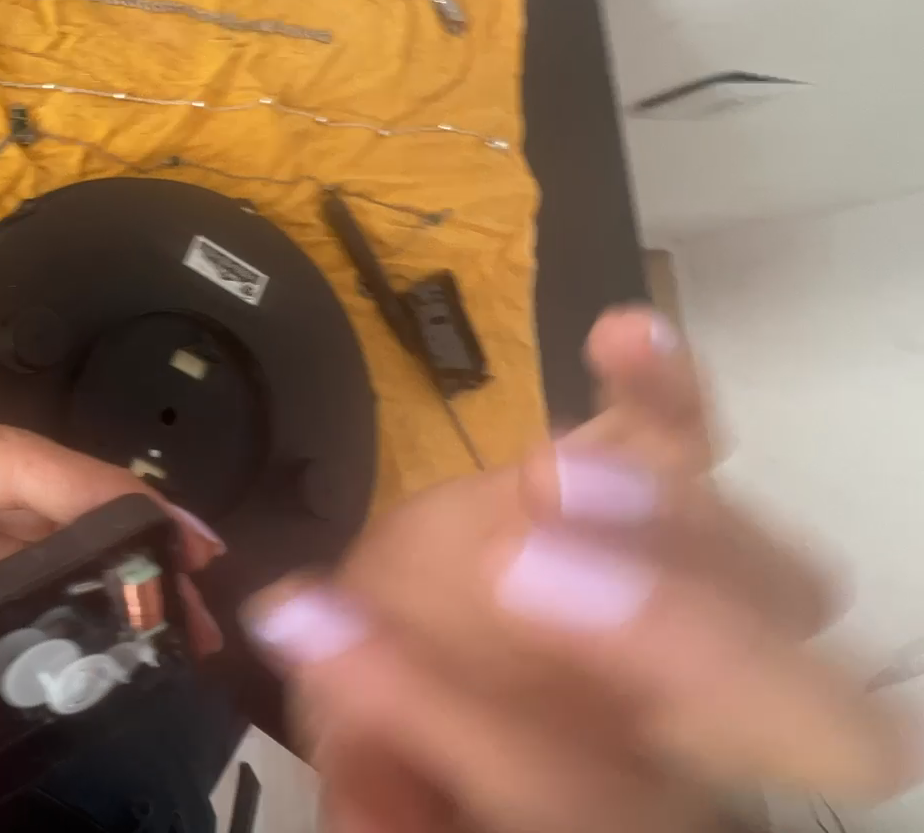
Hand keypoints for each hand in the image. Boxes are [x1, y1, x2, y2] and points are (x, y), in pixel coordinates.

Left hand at [0, 413, 225, 787]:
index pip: (7, 459)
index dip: (91, 488)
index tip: (169, 528)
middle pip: (35, 500)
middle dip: (115, 539)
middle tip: (189, 598)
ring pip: (29, 546)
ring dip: (94, 583)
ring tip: (162, 632)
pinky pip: (1, 593)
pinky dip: (48, 619)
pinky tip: (90, 653)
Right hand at [241, 307, 916, 831]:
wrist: (475, 626)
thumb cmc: (419, 698)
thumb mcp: (371, 754)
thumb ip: (369, 779)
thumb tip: (343, 785)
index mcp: (606, 794)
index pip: (566, 788)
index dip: (442, 712)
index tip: (316, 625)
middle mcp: (702, 720)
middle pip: (802, 720)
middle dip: (668, 641)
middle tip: (518, 569)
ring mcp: (703, 592)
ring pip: (772, 574)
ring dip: (670, 520)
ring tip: (556, 476)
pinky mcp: (665, 491)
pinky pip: (699, 442)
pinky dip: (668, 396)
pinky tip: (623, 333)